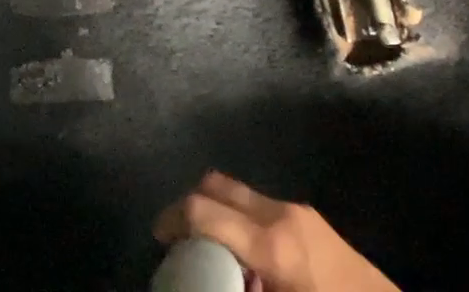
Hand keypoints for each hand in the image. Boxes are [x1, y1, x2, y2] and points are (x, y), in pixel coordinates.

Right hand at [154, 173, 398, 291]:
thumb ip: (238, 283)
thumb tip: (201, 277)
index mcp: (271, 243)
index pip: (202, 209)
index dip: (171, 219)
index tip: (158, 238)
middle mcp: (280, 214)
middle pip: (216, 185)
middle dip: (188, 206)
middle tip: (177, 239)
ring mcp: (298, 211)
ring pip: (238, 193)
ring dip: (215, 212)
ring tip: (210, 250)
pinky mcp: (310, 218)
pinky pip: (260, 207)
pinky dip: (239, 220)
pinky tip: (245, 256)